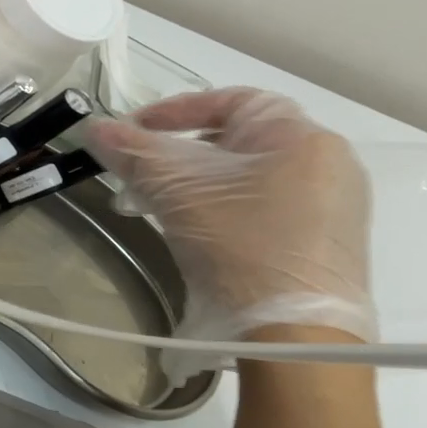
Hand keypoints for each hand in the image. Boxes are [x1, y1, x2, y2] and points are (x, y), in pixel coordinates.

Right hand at [84, 88, 374, 379]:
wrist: (293, 328)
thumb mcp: (174, 190)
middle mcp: (327, 162)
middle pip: (239, 139)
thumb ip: (133, 152)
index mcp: (301, 138)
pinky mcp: (323, 240)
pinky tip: (196, 230)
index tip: (132, 130)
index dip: (177, 109)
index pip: (235, 100)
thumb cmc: (240, 242)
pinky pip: (264, 204)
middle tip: (138, 171)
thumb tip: (94, 127)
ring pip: (248, 174)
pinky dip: (222, 205)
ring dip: (197, 180)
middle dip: (180, 150)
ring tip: (158, 203)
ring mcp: (332, 204)